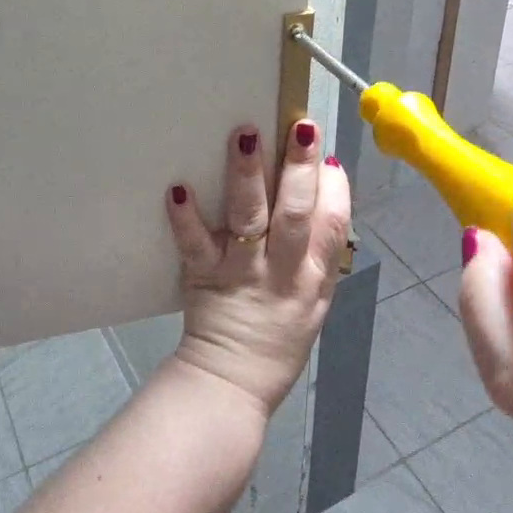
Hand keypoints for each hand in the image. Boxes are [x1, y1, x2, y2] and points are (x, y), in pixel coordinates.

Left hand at [164, 120, 350, 413]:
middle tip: (302, 126)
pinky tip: (179, 188)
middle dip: (300, 167)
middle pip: (295, 213)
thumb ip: (321, 254)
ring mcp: (242, 273)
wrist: (232, 386)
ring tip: (246, 136)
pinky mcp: (203, 278)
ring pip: (249, 218)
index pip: (333, 225)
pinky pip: (194, 244)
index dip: (334, 188)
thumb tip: (327, 191)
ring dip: (248, 175)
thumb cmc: (279, 341)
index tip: (328, 154)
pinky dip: (186, 216)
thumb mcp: (316, 302)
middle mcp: (283, 272)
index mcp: (314, 278)